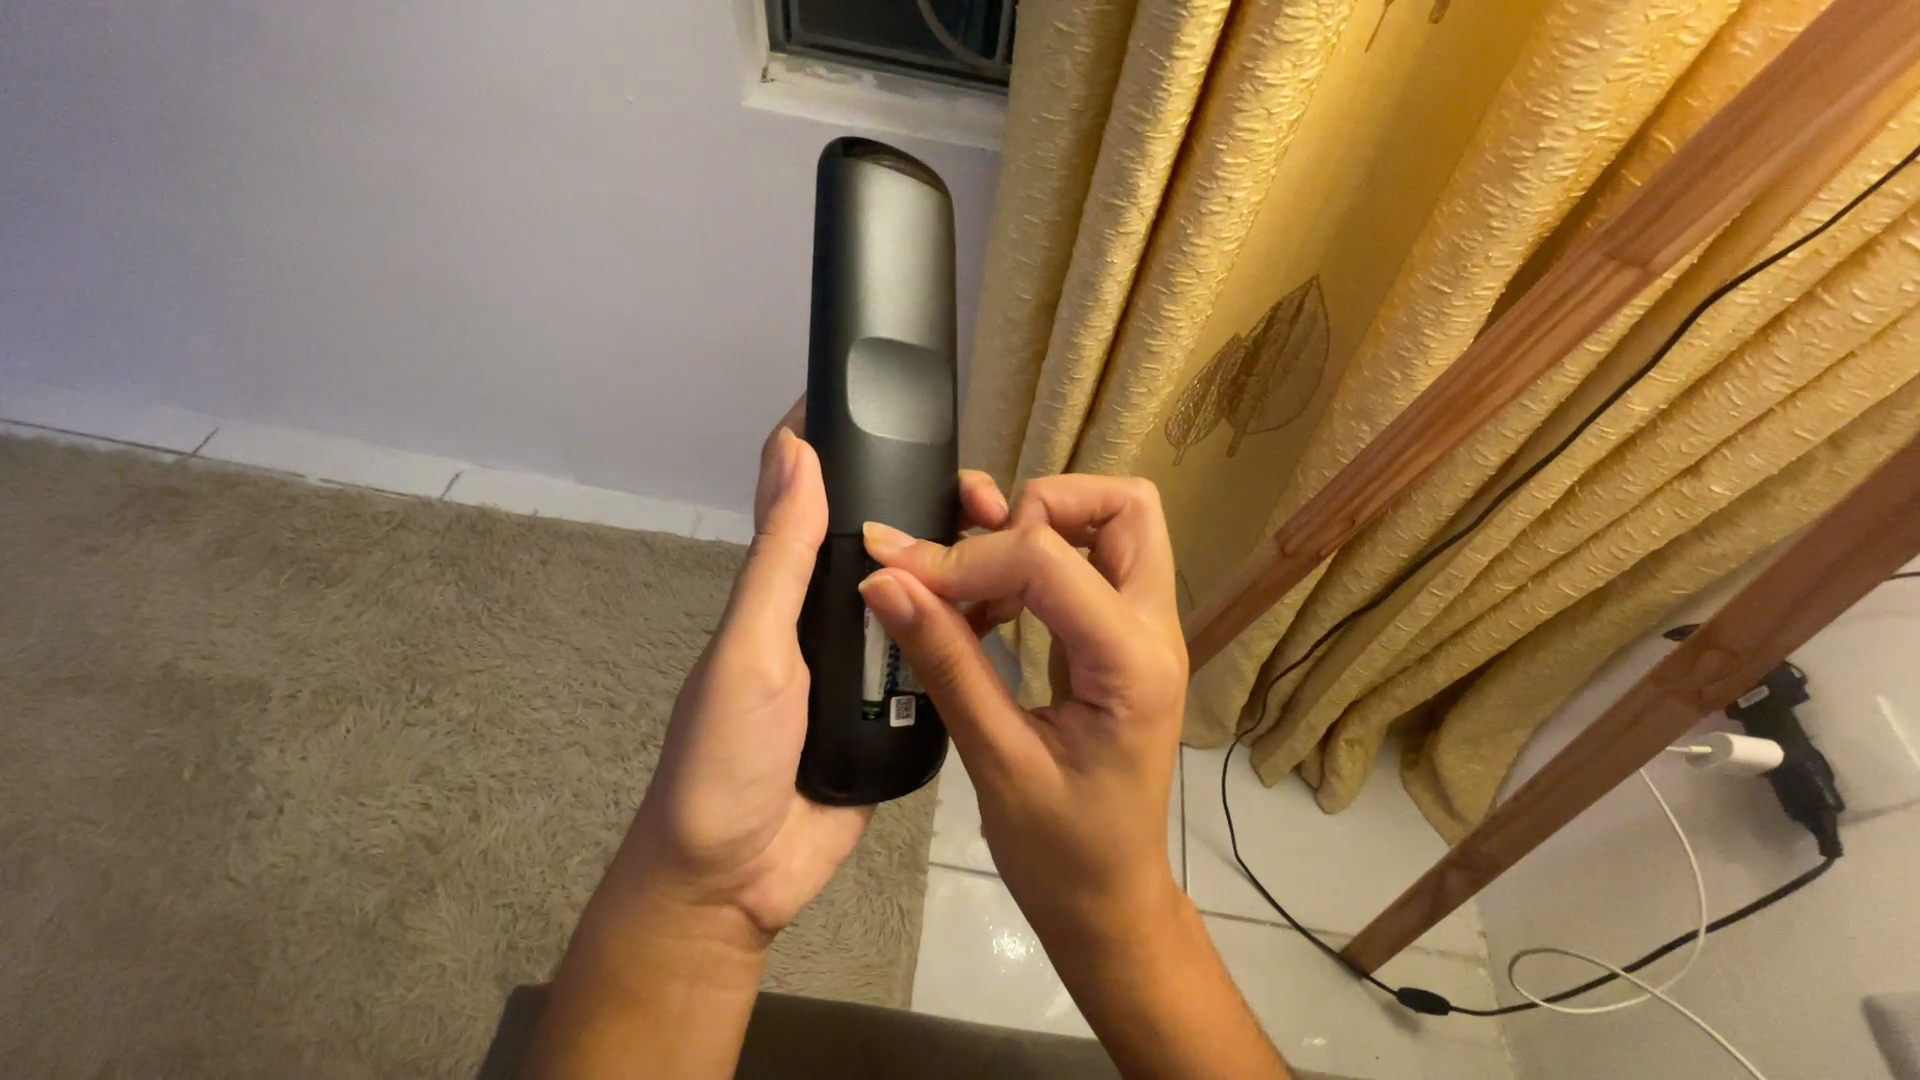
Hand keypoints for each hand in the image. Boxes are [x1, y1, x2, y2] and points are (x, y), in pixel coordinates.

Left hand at [624, 401, 1011, 938]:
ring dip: (963, 559)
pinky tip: (1020, 607)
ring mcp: (871, 659)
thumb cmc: (729, 754)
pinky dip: (974, 623)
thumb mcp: (751, 649)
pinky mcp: (903, 706)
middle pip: (884, 538)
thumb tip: (798, 448)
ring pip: (922, 590)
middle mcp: (831, 611)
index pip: (814, 494)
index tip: (898, 403)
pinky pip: (942, 651)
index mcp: (785, 587)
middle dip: (931, 503)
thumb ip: (779, 558)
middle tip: (993, 492)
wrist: (742, 874)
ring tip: (1021, 540)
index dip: (844, 441)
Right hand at [857, 475, 1187, 940]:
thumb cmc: (1061, 852)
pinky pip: (1090, 563)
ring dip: (1037, 525)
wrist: (1110, 900)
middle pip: (1123, 506)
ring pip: (1112, 523)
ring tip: (966, 565)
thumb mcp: (995, 760)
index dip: (965, 557)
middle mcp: (1154, 628)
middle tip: (974, 545)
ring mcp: (1145, 630)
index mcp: (1133, 663)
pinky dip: (1035, 560)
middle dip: (1039, 504)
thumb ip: (945, 662)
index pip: (1049, 560)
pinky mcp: (1120, 639)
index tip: (897, 572)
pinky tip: (983, 601)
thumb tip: (883, 582)